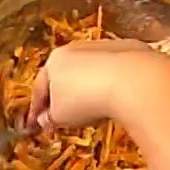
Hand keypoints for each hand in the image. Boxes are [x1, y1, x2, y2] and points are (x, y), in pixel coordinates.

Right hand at [27, 39, 169, 129]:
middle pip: (65, 75)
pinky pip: (114, 72)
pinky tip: (114, 100)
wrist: (134, 82)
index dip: (37, 109)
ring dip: (88, 90)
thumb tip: (44, 120)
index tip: (36, 123)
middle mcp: (76, 48)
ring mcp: (105, 46)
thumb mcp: (60, 117)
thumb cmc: (86, 100)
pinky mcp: (130, 49)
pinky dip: (111, 85)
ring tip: (91, 111)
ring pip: (90, 71)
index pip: (40, 87)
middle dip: (63, 96)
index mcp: (54, 61)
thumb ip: (49, 119)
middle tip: (62, 117)